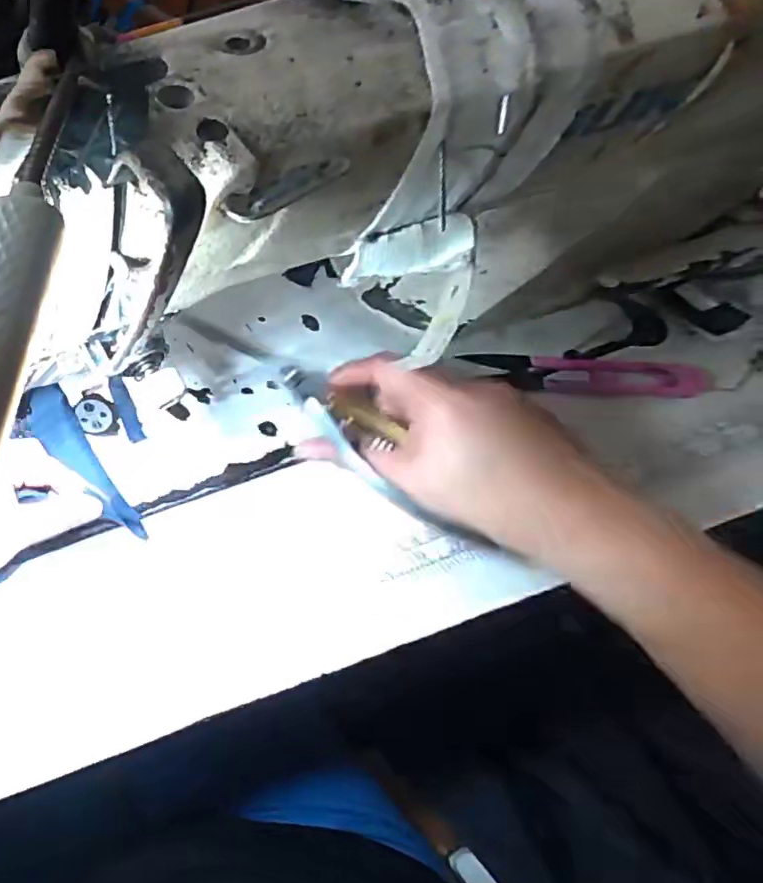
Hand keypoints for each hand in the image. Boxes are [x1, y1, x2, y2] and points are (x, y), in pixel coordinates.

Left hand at [0, 439, 103, 625]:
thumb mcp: (15, 533)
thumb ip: (57, 516)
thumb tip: (94, 504)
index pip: (40, 458)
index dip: (68, 480)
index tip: (89, 503)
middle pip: (25, 460)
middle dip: (52, 480)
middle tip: (74, 505)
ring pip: (10, 473)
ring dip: (35, 488)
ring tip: (56, 511)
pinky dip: (16, 496)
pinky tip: (25, 512)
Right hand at [319, 355, 627, 554]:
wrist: (575, 516)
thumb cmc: (478, 495)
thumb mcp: (405, 476)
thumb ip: (355, 453)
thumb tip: (307, 446)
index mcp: (440, 398)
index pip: (384, 366)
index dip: (350, 374)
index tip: (328, 392)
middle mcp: (474, 387)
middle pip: (413, 378)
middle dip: (381, 398)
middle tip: (364, 428)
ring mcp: (506, 397)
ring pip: (443, 393)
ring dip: (414, 410)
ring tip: (408, 446)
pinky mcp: (528, 413)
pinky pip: (471, 404)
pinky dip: (446, 418)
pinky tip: (452, 452)